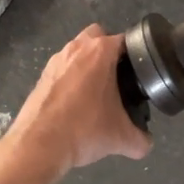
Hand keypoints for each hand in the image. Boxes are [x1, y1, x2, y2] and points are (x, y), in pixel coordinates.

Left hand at [3, 24, 152, 178]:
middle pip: (98, 36)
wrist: (37, 146)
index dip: (135, 54)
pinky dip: (69, 80)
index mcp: (100, 51)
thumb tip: (146, 144)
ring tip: (94, 94)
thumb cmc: (83, 130)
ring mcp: (56, 60)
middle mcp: (77, 48)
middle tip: (116, 77)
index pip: (126, 40)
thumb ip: (140, 139)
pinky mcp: (41, 76)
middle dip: (107, 51)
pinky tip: (73, 105)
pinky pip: (62, 69)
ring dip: (86, 64)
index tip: (139, 72)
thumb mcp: (120, 138)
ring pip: (77, 51)